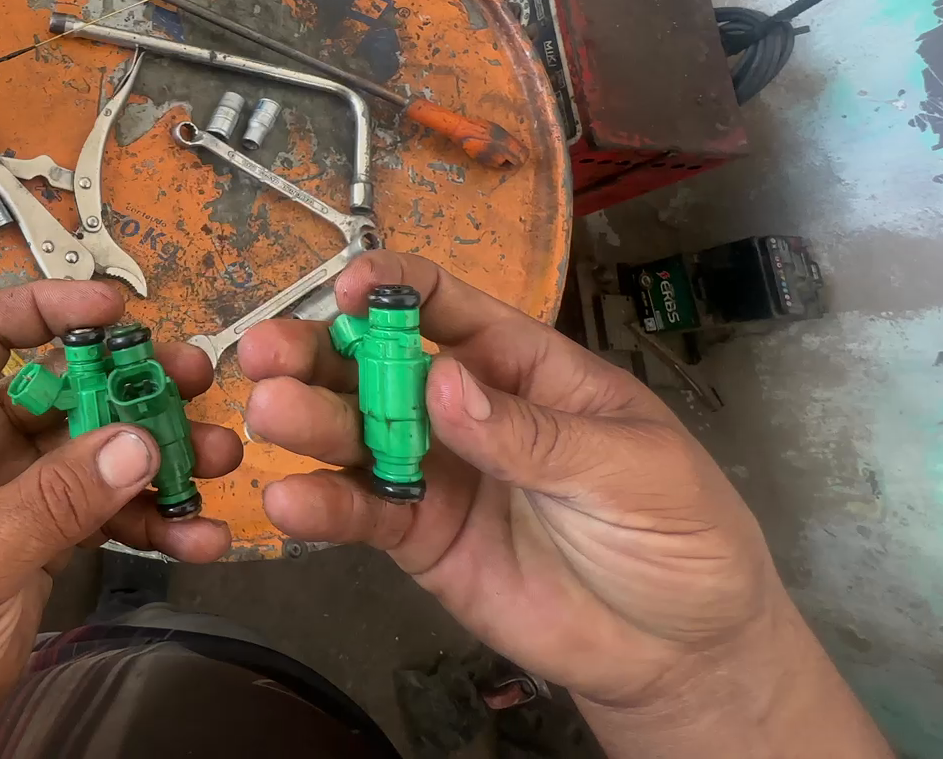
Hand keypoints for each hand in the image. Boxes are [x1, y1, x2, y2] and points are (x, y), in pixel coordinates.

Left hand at [0, 280, 238, 758]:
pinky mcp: (44, 539)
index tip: (117, 309)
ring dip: (156, 454)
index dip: (50, 306)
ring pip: (95, 451)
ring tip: (219, 459)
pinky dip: (150, 522)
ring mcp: (17, 490)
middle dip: (130, 384)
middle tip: (196, 379)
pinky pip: (105, 513)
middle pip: (64, 388)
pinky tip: (200, 537)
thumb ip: (56, 497)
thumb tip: (140, 443)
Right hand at [240, 252, 887, 755]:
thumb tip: (442, 383)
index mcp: (510, 363)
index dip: (390, 286)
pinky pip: (358, 510)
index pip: (440, 303)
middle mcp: (451, 404)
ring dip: (303, 418)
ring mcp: (425, 466)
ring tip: (266, 415)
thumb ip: (535, 432)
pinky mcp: (410, 530)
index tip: (346, 289)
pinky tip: (288, 502)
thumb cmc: (678, 535)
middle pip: (370, 362)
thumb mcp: (633, 471)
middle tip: (264, 354)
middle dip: (314, 351)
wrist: (679, 656)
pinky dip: (320, 505)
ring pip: (349, 429)